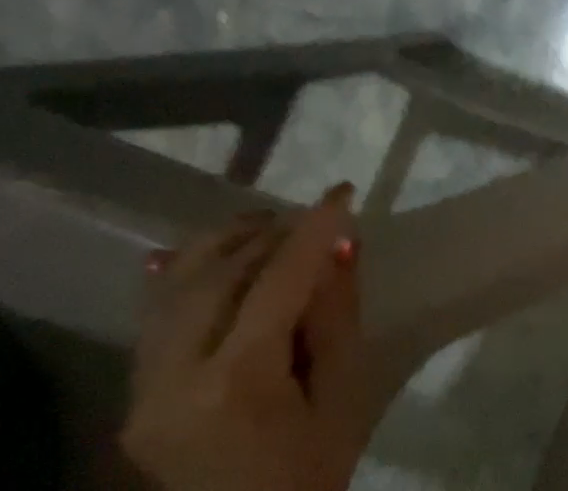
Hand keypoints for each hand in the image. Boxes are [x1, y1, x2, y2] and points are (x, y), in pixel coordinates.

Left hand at [121, 185, 372, 490]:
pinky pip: (153, 320)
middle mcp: (173, 379)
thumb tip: (339, 246)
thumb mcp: (344, 391)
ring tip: (270, 224)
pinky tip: (206, 251)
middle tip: (314, 213)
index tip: (343, 192)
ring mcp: (143, 390)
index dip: (312, 230)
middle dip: (269, 234)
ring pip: (174, 293)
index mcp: (237, 380)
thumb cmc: (315, 465)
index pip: (276, 282)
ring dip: (223, 248)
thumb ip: (336, 316)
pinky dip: (182, 278)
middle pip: (215, 279)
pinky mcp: (136, 397)